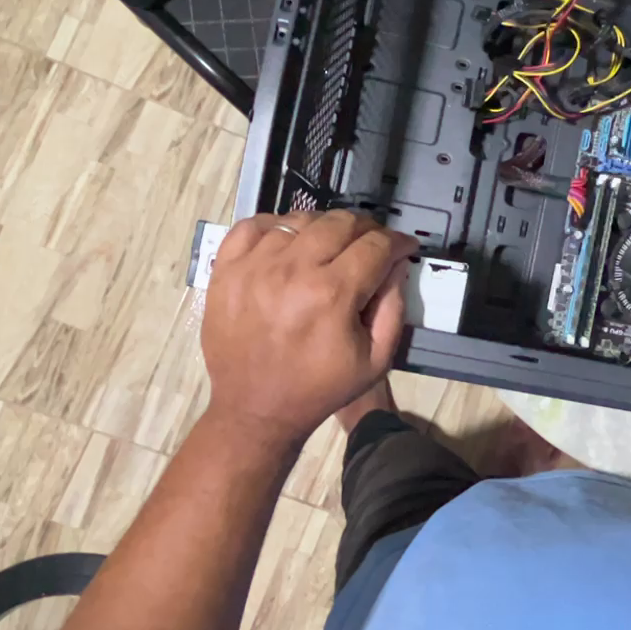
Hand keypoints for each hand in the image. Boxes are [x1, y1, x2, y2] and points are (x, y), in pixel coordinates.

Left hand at [200, 211, 419, 442]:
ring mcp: (255, 266)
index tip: (404, 247)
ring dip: (325, 228)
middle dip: (366, 229)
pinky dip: (277, 225)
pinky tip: (289, 241)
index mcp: (333, 294)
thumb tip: (397, 263)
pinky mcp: (226, 270)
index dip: (397, 242)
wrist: (256, 409)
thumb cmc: (321, 387)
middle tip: (373, 245)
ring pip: (300, 220)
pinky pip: (253, 225)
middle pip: (340, 223)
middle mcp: (293, 270)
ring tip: (332, 247)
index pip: (375, 245)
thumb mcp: (377, 359)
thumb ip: (394, 307)